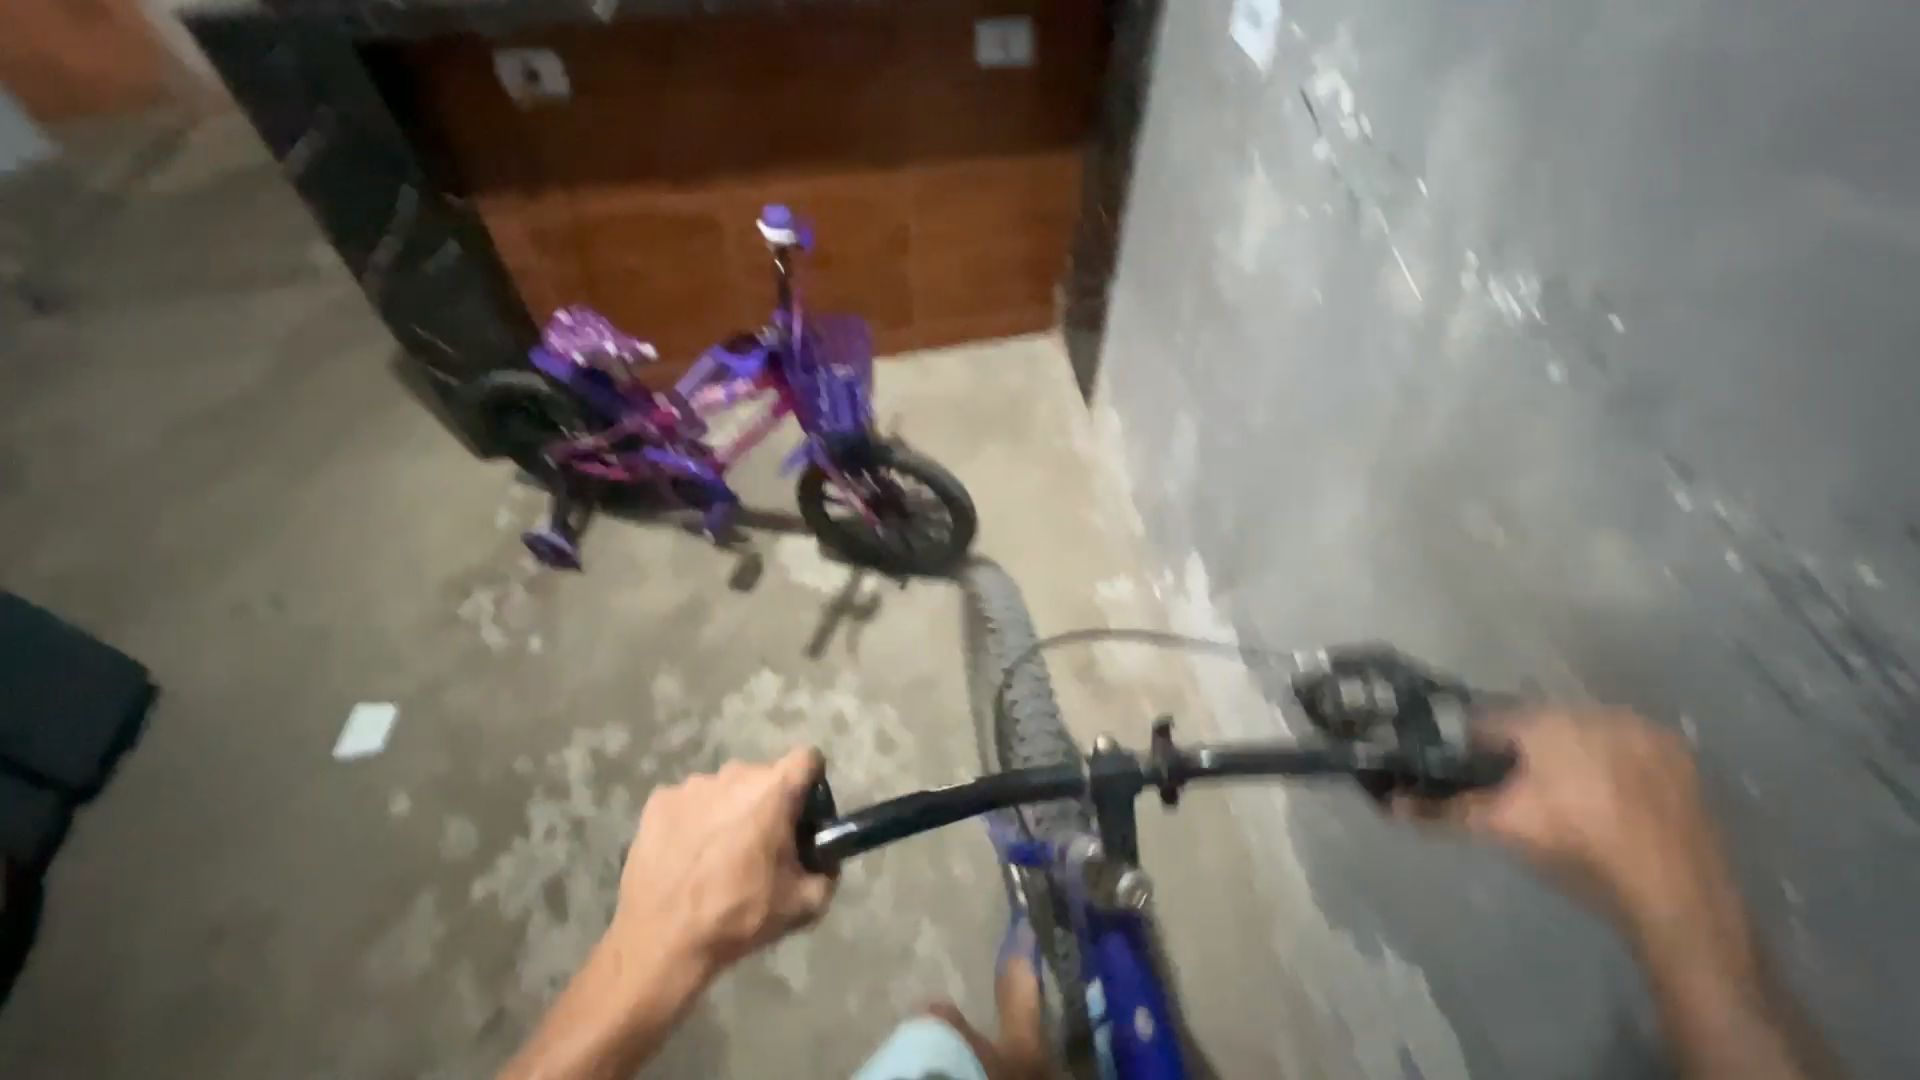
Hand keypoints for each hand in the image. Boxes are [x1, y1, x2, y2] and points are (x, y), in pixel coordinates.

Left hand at [607, 748, 836, 983]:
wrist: (661, 942)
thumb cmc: (738, 916)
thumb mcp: (803, 904)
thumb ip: (828, 873)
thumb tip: (827, 860)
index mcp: (774, 790)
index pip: (808, 757)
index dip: (812, 782)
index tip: (804, 814)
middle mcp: (734, 775)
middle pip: (764, 777)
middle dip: (769, 804)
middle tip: (761, 847)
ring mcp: (691, 786)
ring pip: (725, 789)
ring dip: (730, 811)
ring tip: (717, 856)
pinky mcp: (658, 801)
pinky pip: (689, 802)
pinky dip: (694, 821)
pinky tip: (686, 857)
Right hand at [1403, 708, 1741, 931]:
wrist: (1678, 900)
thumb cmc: (1577, 850)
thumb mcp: (1500, 828)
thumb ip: (1442, 810)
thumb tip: (1390, 804)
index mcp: (1550, 719)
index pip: (1484, 718)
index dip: (1464, 744)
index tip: (1455, 769)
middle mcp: (1596, 710)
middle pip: (1533, 721)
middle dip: (1514, 748)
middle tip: (1501, 786)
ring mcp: (1645, 732)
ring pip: (1578, 733)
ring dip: (1559, 754)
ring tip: (1550, 795)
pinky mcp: (1679, 759)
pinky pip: (1619, 748)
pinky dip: (1600, 764)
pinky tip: (1597, 800)